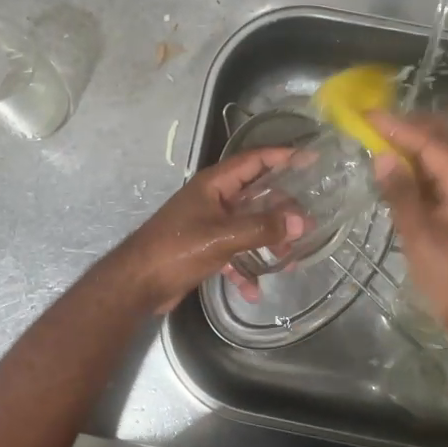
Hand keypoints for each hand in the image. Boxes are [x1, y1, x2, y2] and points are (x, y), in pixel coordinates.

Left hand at [110, 147, 299, 312]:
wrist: (137, 284)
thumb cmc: (176, 251)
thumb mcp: (222, 237)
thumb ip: (262, 228)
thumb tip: (300, 222)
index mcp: (214, 185)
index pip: (254, 160)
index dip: (282, 157)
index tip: (311, 160)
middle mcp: (213, 200)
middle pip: (256, 196)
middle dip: (282, 211)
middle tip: (309, 223)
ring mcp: (208, 225)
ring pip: (248, 227)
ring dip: (268, 242)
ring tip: (290, 259)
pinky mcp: (205, 249)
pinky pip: (234, 253)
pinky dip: (245, 268)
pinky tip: (254, 289)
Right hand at [368, 111, 447, 330]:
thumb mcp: (419, 235)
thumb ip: (400, 192)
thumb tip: (382, 155)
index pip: (430, 141)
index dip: (397, 126)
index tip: (365, 115)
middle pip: (447, 137)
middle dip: (412, 126)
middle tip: (376, 126)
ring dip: (418, 143)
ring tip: (383, 143)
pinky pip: (445, 173)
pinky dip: (423, 164)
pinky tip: (400, 171)